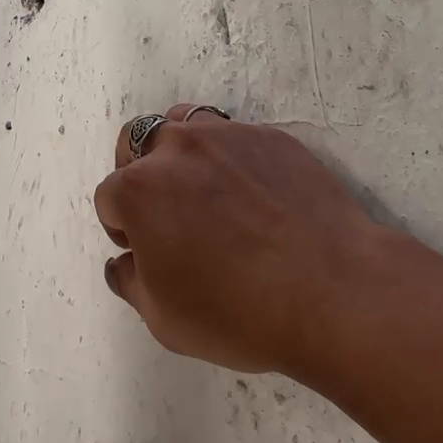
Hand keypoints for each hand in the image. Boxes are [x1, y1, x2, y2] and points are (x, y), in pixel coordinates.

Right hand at [92, 106, 387, 375]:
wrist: (333, 290)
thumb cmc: (238, 312)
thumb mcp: (164, 319)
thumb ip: (130, 283)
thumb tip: (124, 262)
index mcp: (140, 190)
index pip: (110, 198)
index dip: (123, 230)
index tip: (147, 253)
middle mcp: (177, 148)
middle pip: (138, 141)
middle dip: (140, 173)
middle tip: (169, 215)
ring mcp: (228, 136)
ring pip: (186, 124)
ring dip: (183, 152)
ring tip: (208, 192)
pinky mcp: (271, 137)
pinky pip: (236, 137)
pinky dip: (232, 159)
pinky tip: (256, 197)